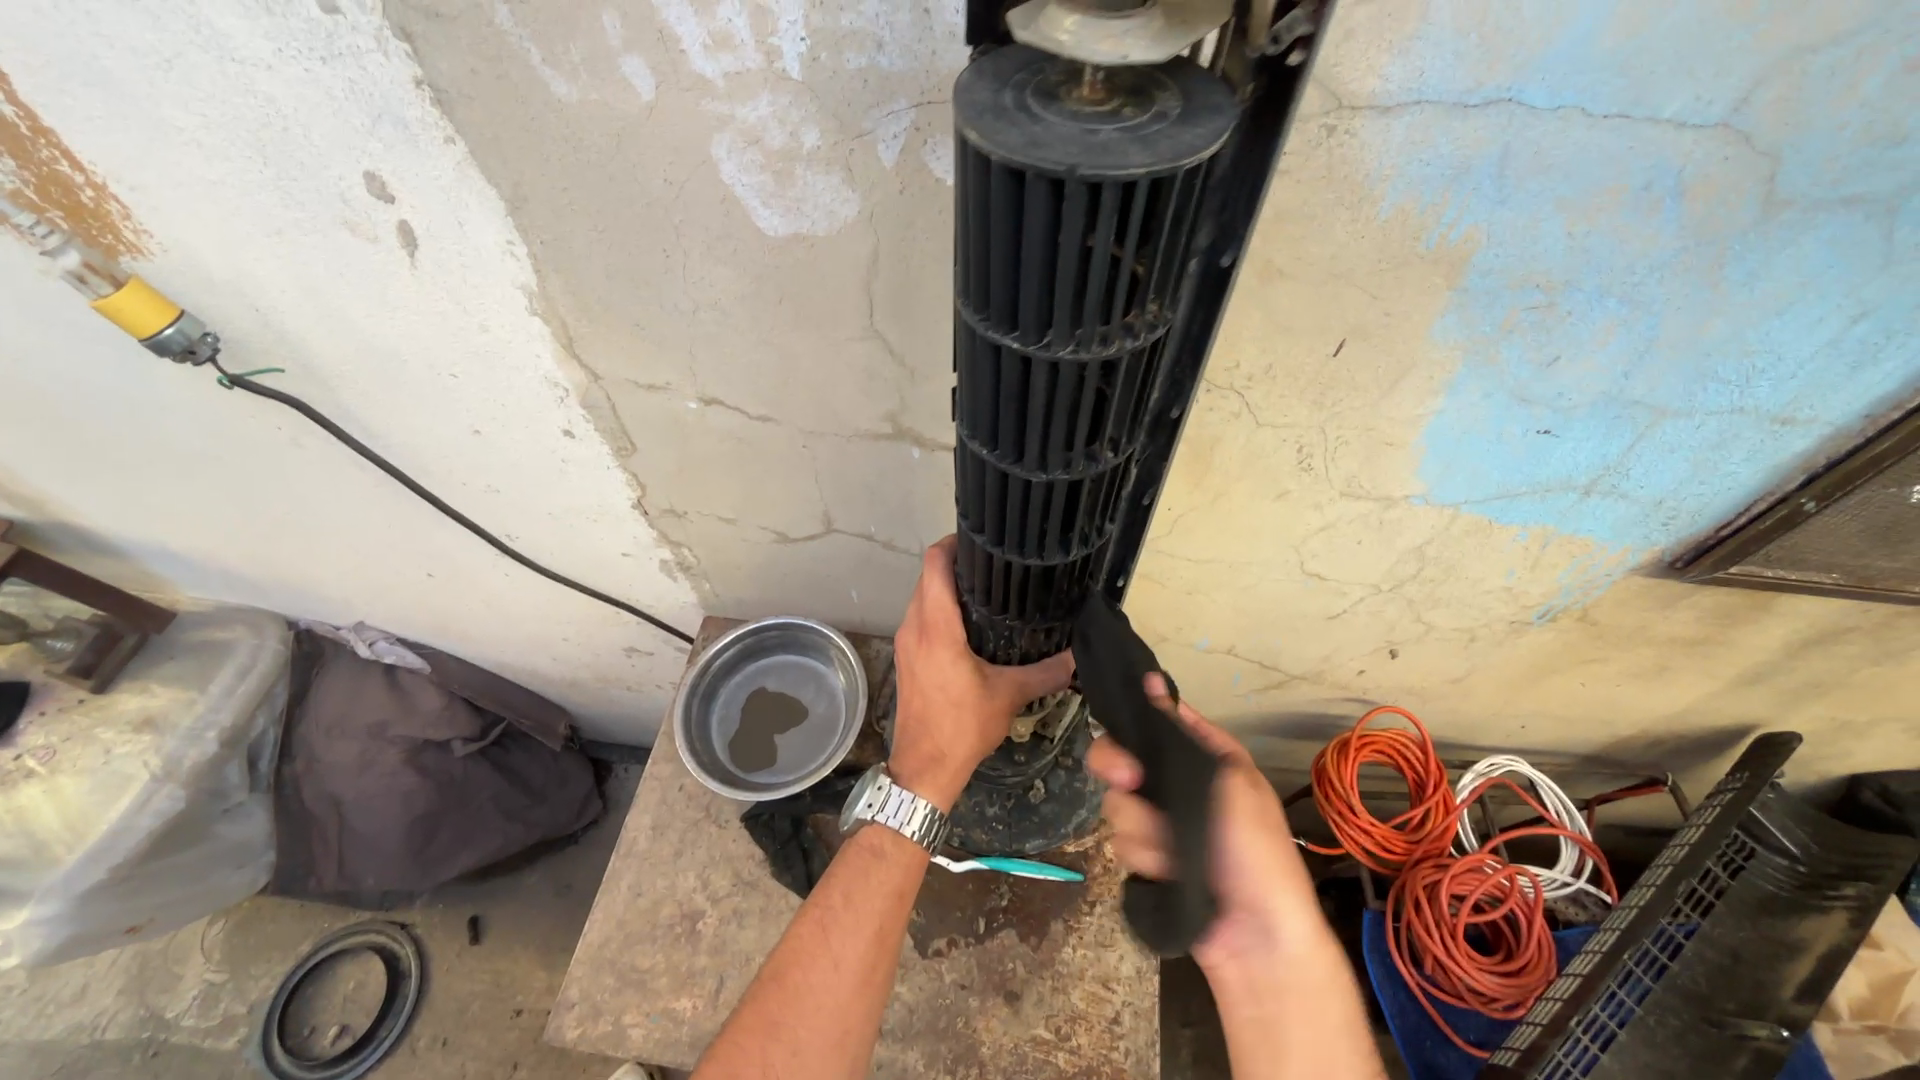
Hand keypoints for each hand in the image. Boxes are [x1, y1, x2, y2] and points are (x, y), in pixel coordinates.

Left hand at [889, 537, 1074, 810]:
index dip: (954, 543)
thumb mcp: (1009, 696)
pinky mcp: (905, 658)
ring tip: (985, 588)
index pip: (935, 564)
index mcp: (936, 627)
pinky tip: (968, 622)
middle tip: (994, 564)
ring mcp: (905, 642)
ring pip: (920, 597)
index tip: (982, 540)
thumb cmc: (963, 727)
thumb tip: (1078, 656)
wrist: (925, 768)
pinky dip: (938, 609)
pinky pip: (919, 618)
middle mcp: (914, 627)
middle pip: (927, 576)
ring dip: (945, 587)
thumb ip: (1046, 672)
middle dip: (955, 564)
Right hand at [1087, 675, 1324, 979]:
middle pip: (1122, 759)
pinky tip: (1167, 873)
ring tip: (1173, 855)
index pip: (1158, 723)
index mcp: (1205, 759)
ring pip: (1119, 805)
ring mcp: (1160, 824)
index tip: (1120, 719)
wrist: (1256, 936)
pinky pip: (1120, 842)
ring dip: (1143, 830)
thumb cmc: (1257, 853)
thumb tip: (1153, 682)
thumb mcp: (1233, 781)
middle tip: (1131, 782)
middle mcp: (1177, 786)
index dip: (1136, 719)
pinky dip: (1143, 858)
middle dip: (1120, 769)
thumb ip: (1188, 736)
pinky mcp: (1146, 858)